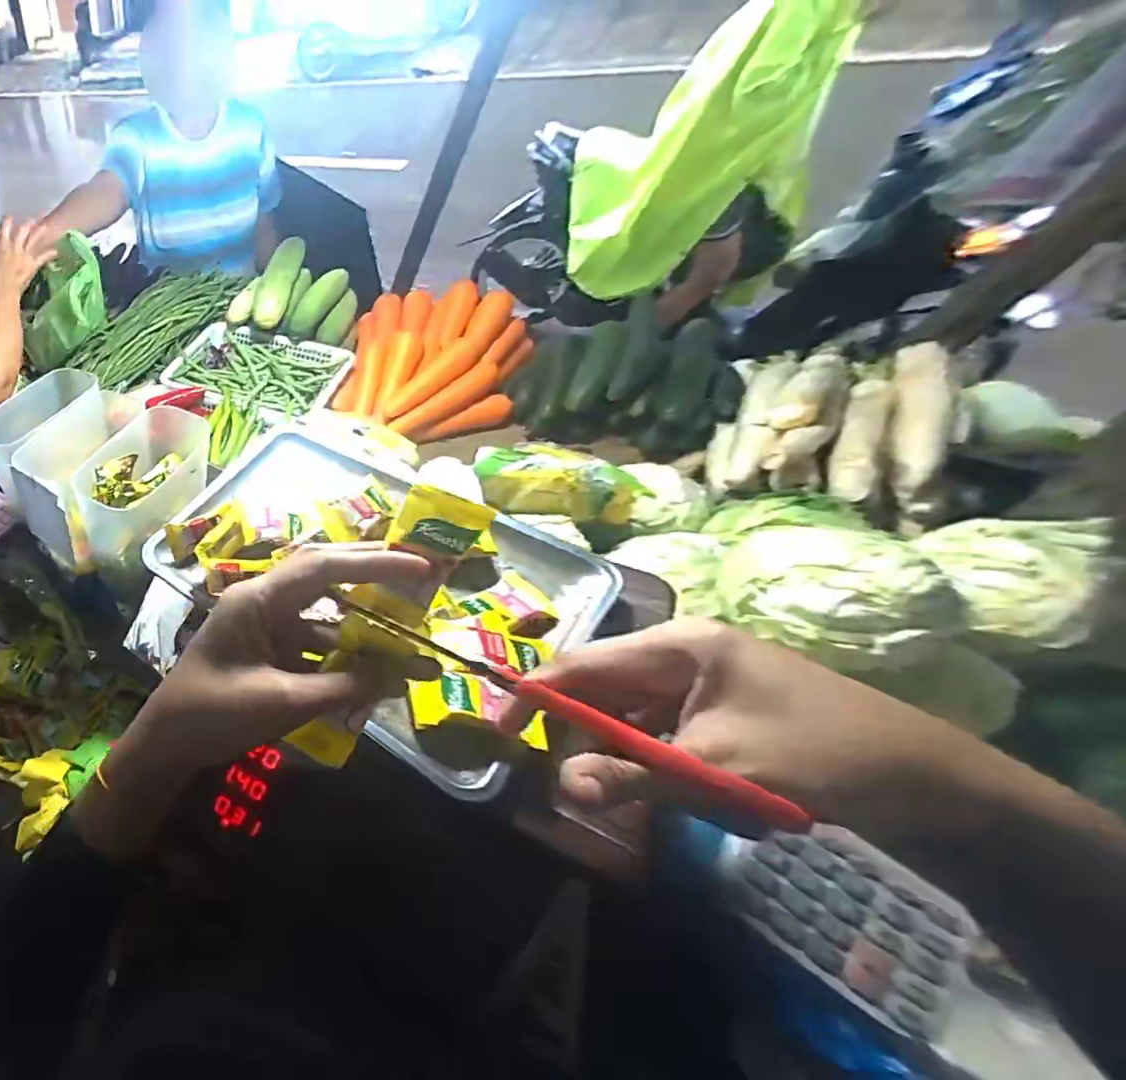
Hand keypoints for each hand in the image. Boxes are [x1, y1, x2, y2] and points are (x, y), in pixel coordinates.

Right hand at [0, 216, 57, 298]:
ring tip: (46, 225)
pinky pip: (42, 257)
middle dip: (28, 223)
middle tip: (34, 217)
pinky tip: (56, 251)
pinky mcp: (32, 265)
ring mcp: (24, 256)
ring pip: (33, 240)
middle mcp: (14, 248)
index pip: (3, 230)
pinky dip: (49, 254)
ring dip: (39, 232)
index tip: (9, 216)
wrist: (4, 291)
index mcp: (2, 247)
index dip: (7, 222)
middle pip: (22, 231)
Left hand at [123, 544, 436, 773]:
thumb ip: (343, 687)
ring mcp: (265, 627)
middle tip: (422, 575)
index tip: (420, 566)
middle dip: (372, 575)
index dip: (373, 563)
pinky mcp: (268, 652)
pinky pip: (314, 644)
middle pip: (324, 577)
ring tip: (410, 632)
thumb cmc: (213, 714)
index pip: (321, 566)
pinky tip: (376, 671)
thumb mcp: (281, 702)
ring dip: (363, 626)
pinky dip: (344, 656)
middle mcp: (262, 603)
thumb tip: (401, 676)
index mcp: (256, 600)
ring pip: (324, 615)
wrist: (167, 743)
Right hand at [495, 618, 999, 839]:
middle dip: (577, 729)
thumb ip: (633, 775)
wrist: (939, 785)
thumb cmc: (821, 756)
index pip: (580, 663)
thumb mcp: (718, 767)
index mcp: (676, 645)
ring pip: (625, 708)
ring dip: (614, 748)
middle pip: (599, 684)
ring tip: (615, 787)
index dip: (534, 695)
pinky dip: (645, 754)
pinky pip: (655, 725)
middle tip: (566, 774)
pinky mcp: (714, 704)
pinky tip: (657, 784)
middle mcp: (680, 651)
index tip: (502, 730)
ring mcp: (698, 677)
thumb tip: (561, 787)